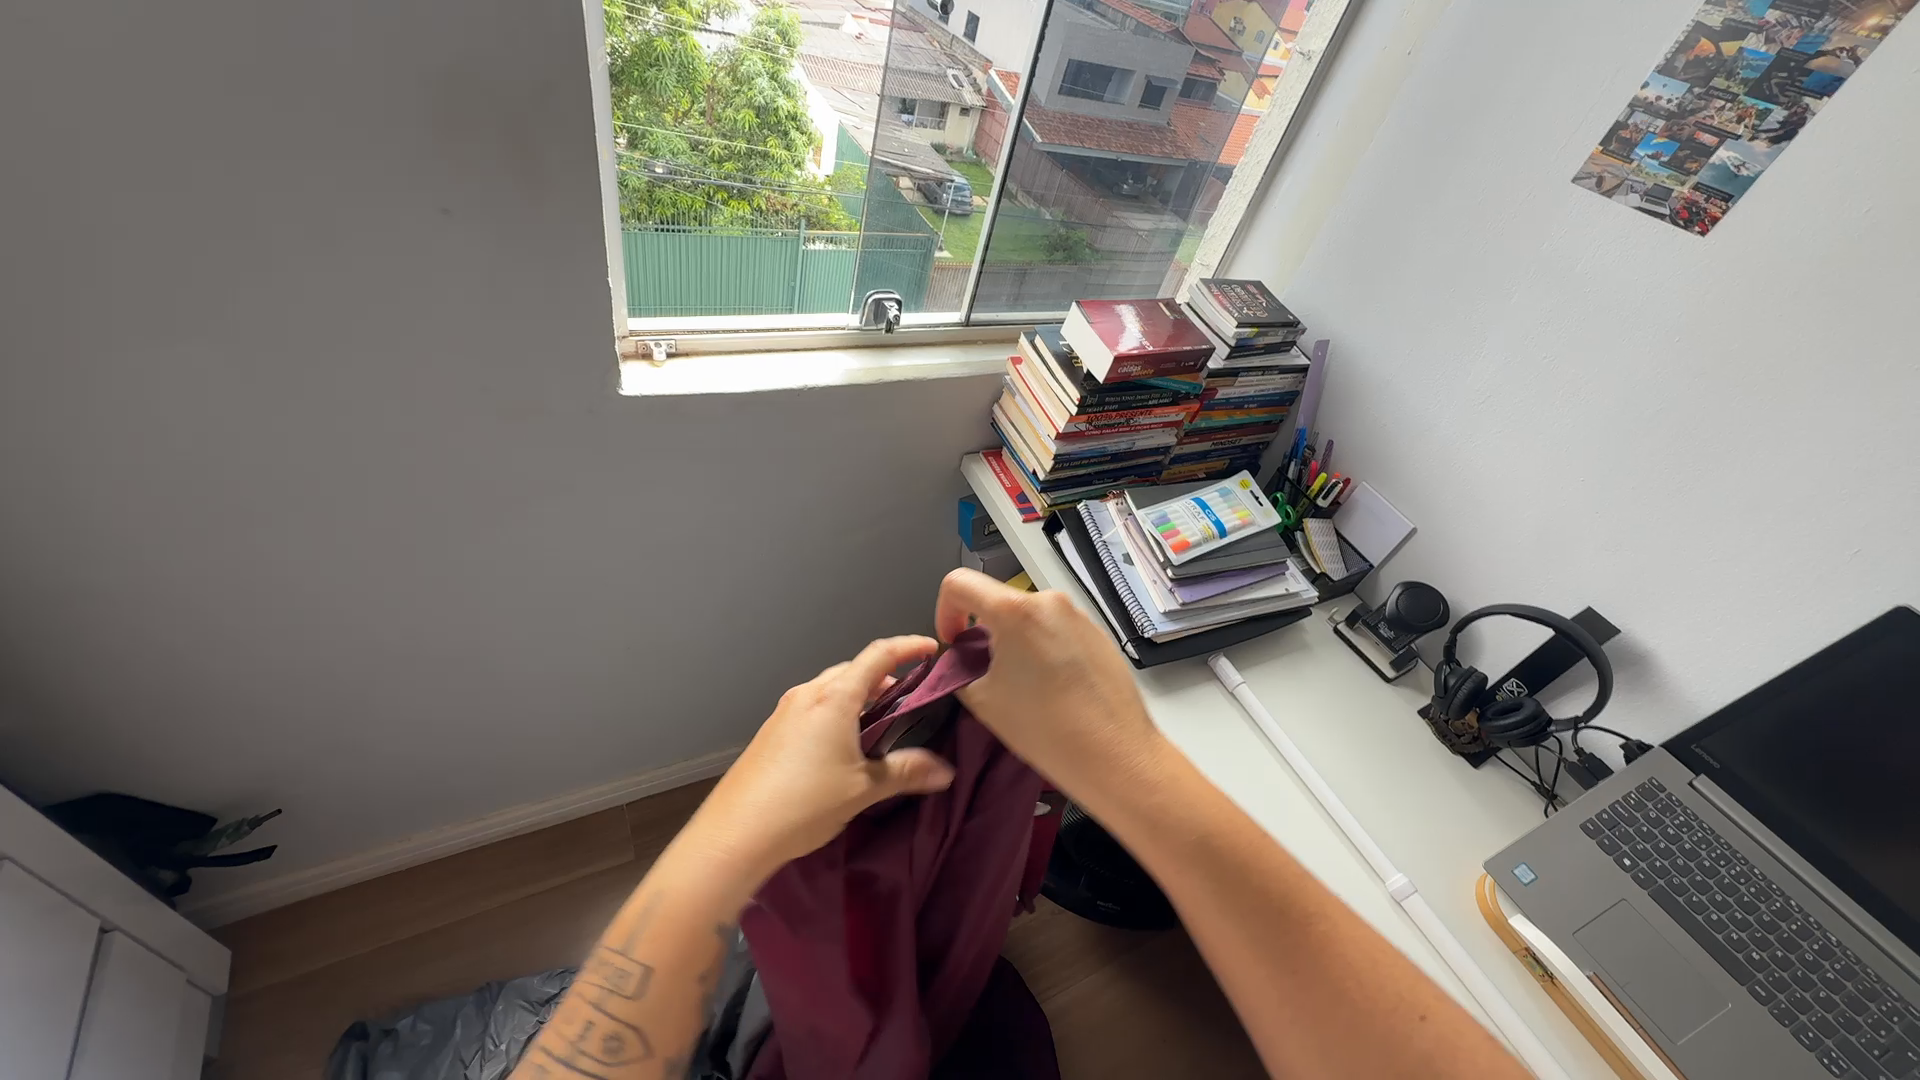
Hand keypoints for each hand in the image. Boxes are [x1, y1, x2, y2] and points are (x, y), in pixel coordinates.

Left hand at [687, 636, 957, 877]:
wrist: (735, 834)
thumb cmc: (805, 803)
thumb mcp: (864, 788)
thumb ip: (906, 772)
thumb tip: (946, 771)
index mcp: (834, 698)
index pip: (878, 656)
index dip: (908, 647)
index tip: (930, 648)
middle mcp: (808, 695)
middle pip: (853, 670)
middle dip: (884, 677)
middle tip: (909, 698)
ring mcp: (785, 712)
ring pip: (830, 689)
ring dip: (858, 697)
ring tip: (878, 724)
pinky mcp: (771, 732)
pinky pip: (812, 707)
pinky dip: (836, 712)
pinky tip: (841, 745)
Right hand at [934, 568, 1167, 805]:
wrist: (1114, 754)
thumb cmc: (1044, 728)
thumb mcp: (982, 699)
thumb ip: (960, 669)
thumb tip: (962, 660)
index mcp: (1015, 610)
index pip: (959, 583)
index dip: (944, 611)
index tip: (953, 643)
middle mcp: (1049, 601)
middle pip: (997, 601)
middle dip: (982, 631)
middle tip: (985, 672)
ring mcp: (1078, 615)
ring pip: (1028, 616)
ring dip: (1013, 640)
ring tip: (1022, 684)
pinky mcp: (1098, 632)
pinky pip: (1055, 629)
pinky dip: (1042, 647)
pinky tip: (1052, 687)